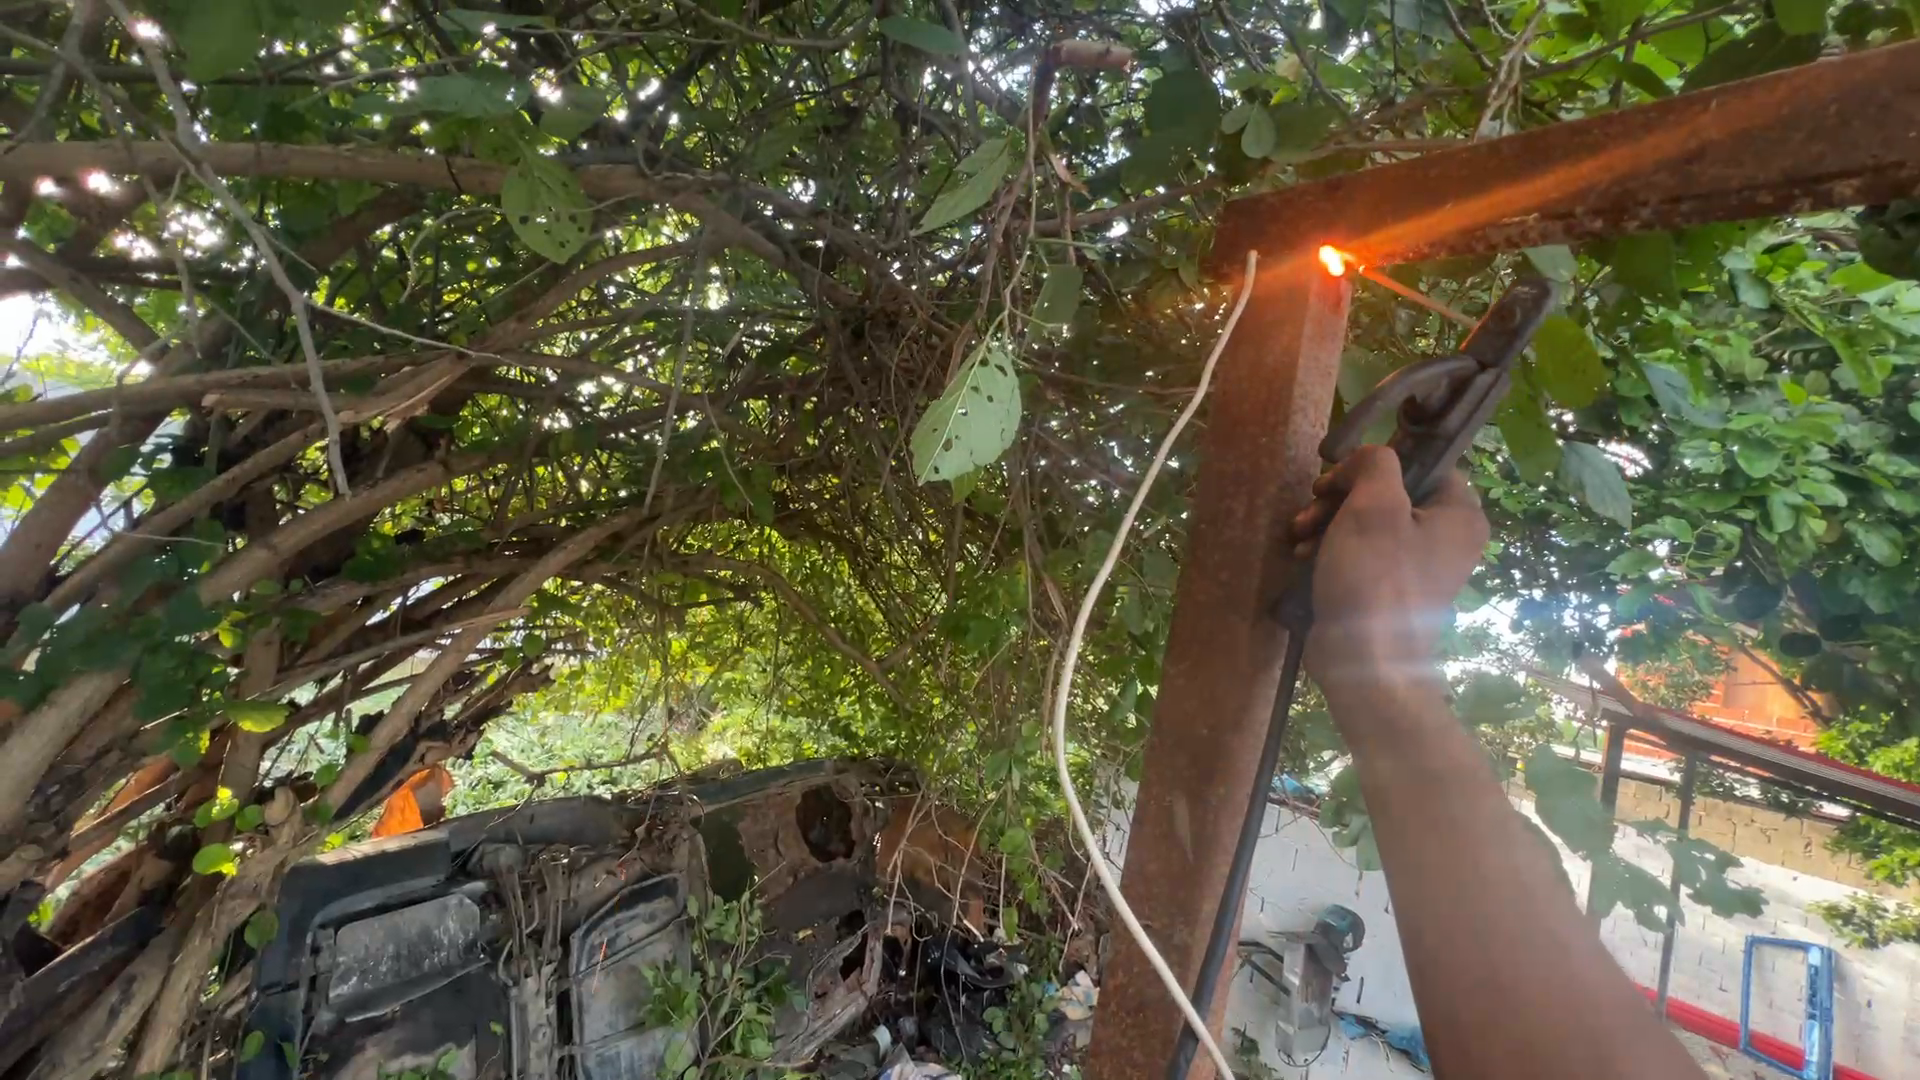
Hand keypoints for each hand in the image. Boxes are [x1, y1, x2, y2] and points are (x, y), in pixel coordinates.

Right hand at [1289, 445, 1488, 703]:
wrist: (1364, 659)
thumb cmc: (1374, 577)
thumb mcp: (1373, 506)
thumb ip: (1375, 464)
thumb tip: (1368, 458)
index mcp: (1459, 515)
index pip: (1426, 465)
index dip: (1378, 463)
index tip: (1338, 475)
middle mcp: (1445, 539)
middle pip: (1389, 494)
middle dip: (1340, 497)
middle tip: (1311, 506)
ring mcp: (1416, 567)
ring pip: (1367, 523)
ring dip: (1326, 521)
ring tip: (1298, 535)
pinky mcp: (1386, 588)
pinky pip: (1359, 553)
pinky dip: (1329, 548)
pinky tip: (1303, 556)